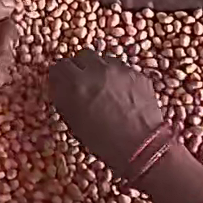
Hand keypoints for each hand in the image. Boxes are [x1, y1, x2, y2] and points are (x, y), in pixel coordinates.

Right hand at [47, 50, 168, 173]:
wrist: (142, 146)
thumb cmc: (104, 141)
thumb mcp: (74, 122)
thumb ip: (65, 99)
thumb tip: (61, 88)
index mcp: (76, 84)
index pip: (59, 67)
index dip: (60, 76)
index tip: (62, 83)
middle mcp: (97, 71)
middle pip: (81, 56)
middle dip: (80, 67)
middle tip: (82, 83)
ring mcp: (119, 70)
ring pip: (103, 60)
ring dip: (100, 70)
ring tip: (103, 88)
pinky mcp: (136, 73)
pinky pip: (122, 69)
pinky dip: (118, 78)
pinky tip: (121, 94)